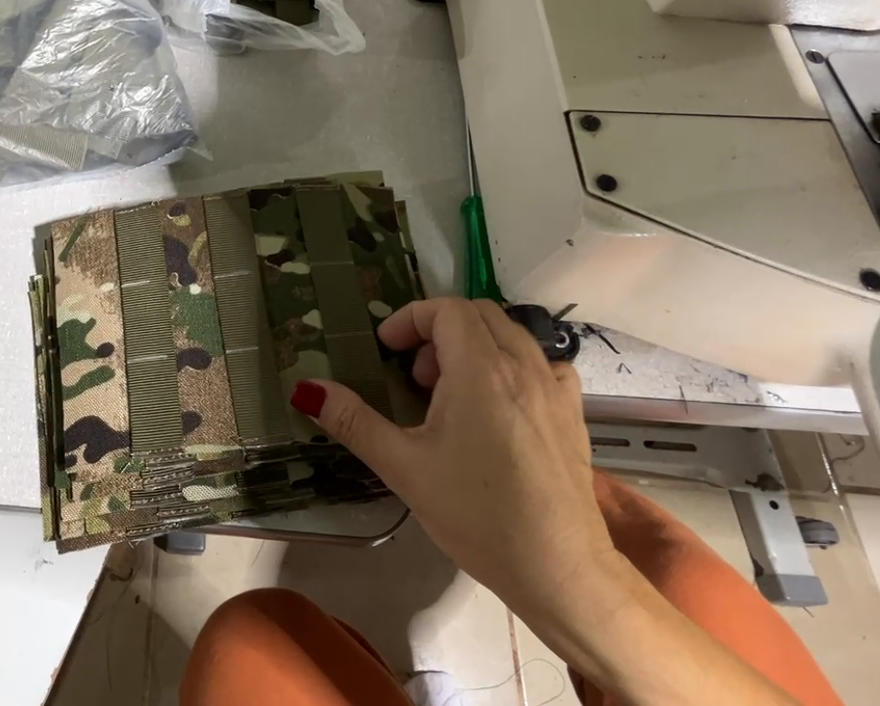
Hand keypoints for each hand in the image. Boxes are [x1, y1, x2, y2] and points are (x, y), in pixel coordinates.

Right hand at [290, 298, 611, 621]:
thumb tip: (306, 389)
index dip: (409, 320)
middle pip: (478, 314)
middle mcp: (523, 366)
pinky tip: (498, 404)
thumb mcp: (404, 467)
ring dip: (474, 344)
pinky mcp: (573, 414)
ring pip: (511, 334)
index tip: (386, 350)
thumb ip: (354, 421)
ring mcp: (555, 388)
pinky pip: (542, 363)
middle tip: (415, 375)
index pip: (446, 310)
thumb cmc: (476, 514)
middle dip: (438, 330)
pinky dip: (512, 365)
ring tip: (451, 391)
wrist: (559, 569)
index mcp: (480, 370)